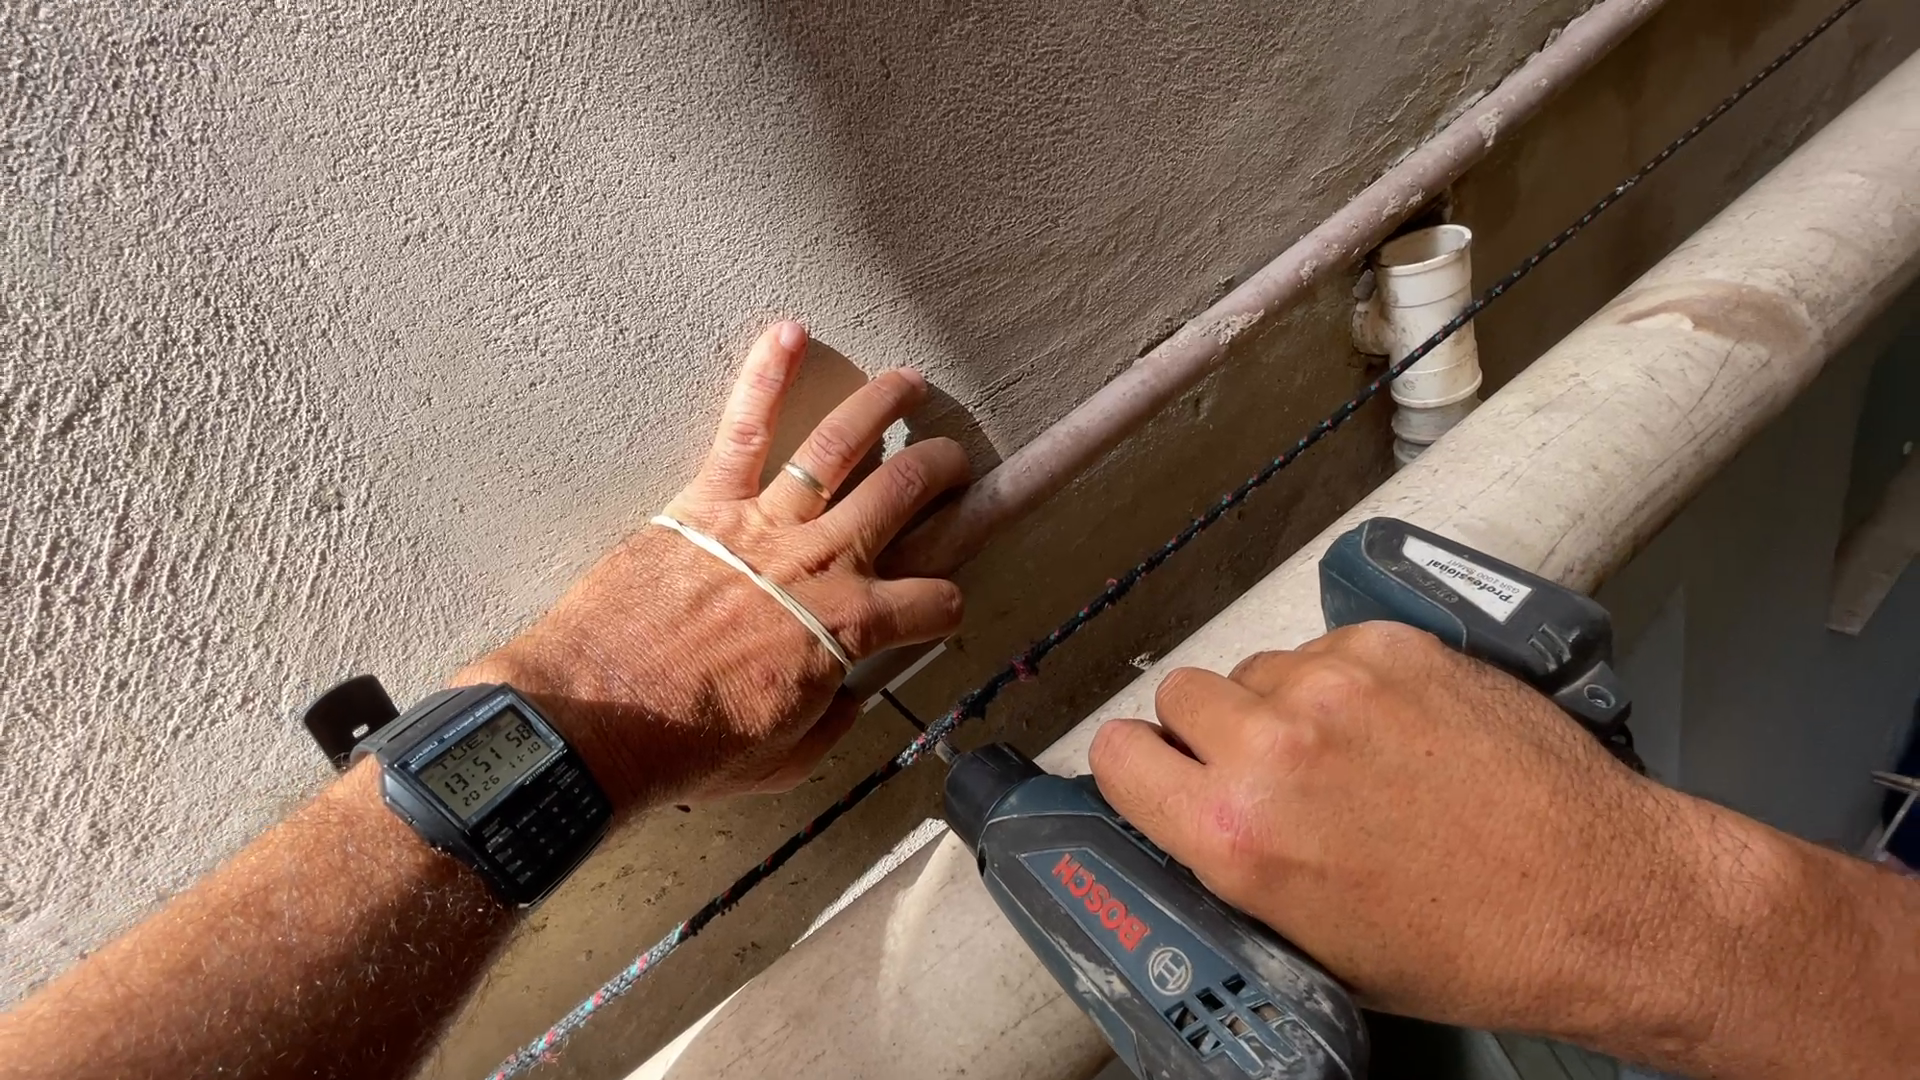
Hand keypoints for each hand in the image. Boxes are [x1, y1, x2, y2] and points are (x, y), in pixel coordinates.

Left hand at [464, 322, 967, 809]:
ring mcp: (768, 523)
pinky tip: (790, 330)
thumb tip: (847, 693)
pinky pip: (745, 428)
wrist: (597, 720)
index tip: (938, 609)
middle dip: (942, 469)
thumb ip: (833, 722)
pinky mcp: (708, 500)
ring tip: (909, 381)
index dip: (946, 607)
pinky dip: (767, 375)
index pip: (934, 602)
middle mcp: (824, 562)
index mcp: (849, 629)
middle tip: (956, 460)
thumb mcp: (785, 759)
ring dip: (884, 405)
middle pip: (904, 492)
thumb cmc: (692, 746)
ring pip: (841, 445)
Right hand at [1087, 623, 1781, 1047]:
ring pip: (1253, 667)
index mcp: (1236, 834)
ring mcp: (1331, 684)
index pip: (1116, 751)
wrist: (1609, 899)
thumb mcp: (1304, 936)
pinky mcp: (1386, 644)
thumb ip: (1218, 855)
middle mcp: (1270, 748)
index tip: (1165, 768)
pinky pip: (1321, 647)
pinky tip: (1394, 724)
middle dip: (1210, 727)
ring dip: (1278, 702)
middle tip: (1267, 763)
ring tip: (1347, 747)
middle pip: (1179, 692)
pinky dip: (1341, 679)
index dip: (1137, 761)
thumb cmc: (1463, 943)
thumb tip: (1175, 801)